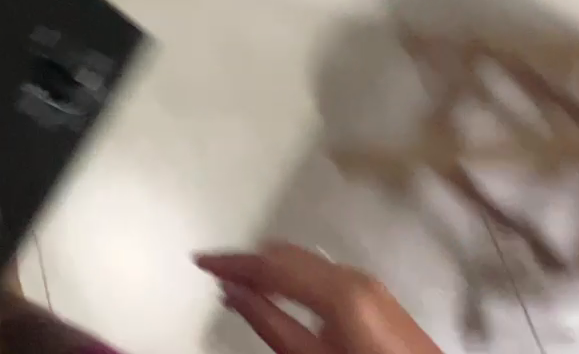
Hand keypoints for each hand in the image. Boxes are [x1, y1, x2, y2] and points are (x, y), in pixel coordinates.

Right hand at [196, 244, 441, 353]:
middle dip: (249, 261)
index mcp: (338, 291)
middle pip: (286, 254)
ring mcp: (369, 284)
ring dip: (271, 267)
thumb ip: (269, 323)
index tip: (199, 261)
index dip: (230, 261)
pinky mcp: (379, 297)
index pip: (269, 263)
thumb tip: (230, 290)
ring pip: (303, 260)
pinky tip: (282, 293)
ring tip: (243, 282)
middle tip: (217, 273)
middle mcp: (352, 275)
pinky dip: (294, 275)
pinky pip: (321, 272)